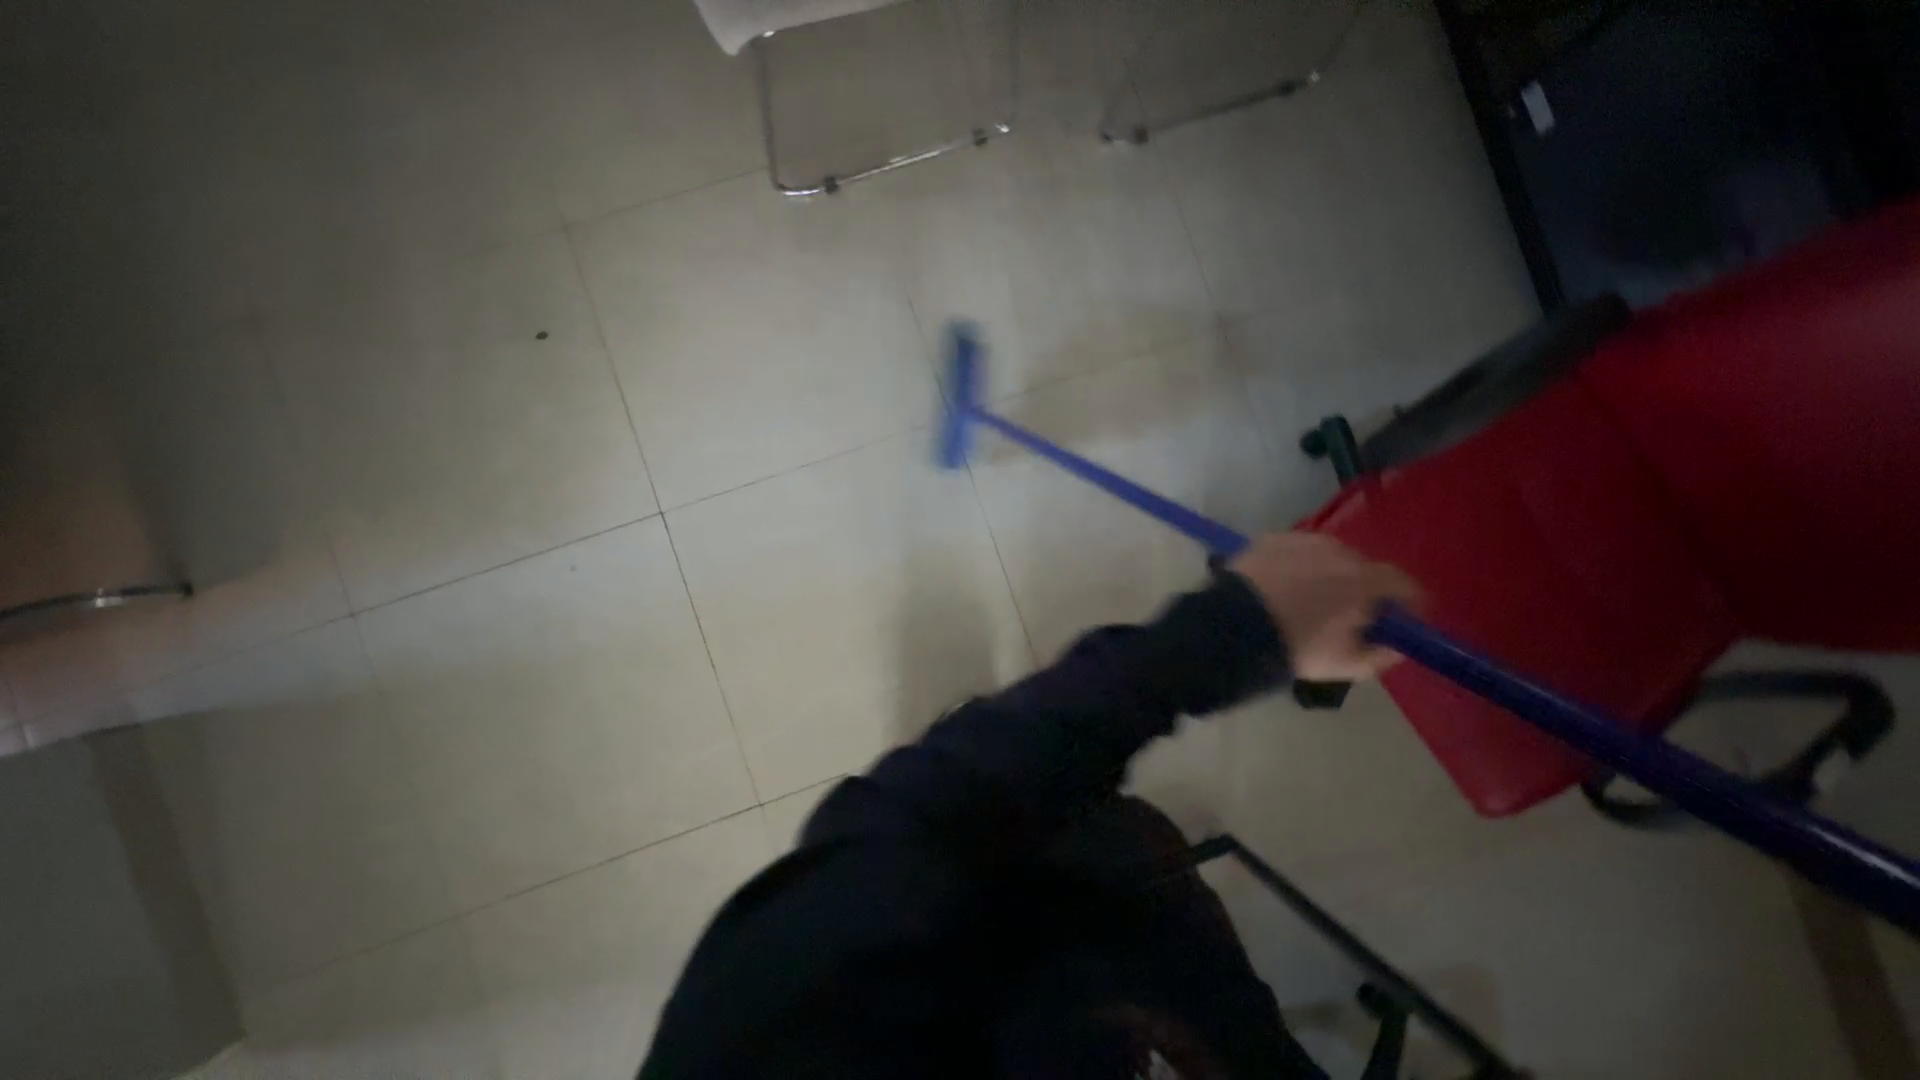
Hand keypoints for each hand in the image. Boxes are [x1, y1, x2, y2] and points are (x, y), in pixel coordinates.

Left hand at [1228, 532, 1419, 680]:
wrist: (1234, 627)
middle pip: (1363, 568)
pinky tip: (1280, 587)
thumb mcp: (1347, 664)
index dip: (1407, 603)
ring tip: (1307, 599)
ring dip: (1326, 574)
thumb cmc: (1298, 646)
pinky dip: (1295, 566)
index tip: (1402, 619)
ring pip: (1327, 557)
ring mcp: (1302, 540)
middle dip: (1362, 589)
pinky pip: (1294, 552)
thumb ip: (1382, 654)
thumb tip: (1396, 646)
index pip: (1403, 585)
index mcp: (1365, 580)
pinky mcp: (1270, 539)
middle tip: (1347, 613)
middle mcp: (1339, 550)